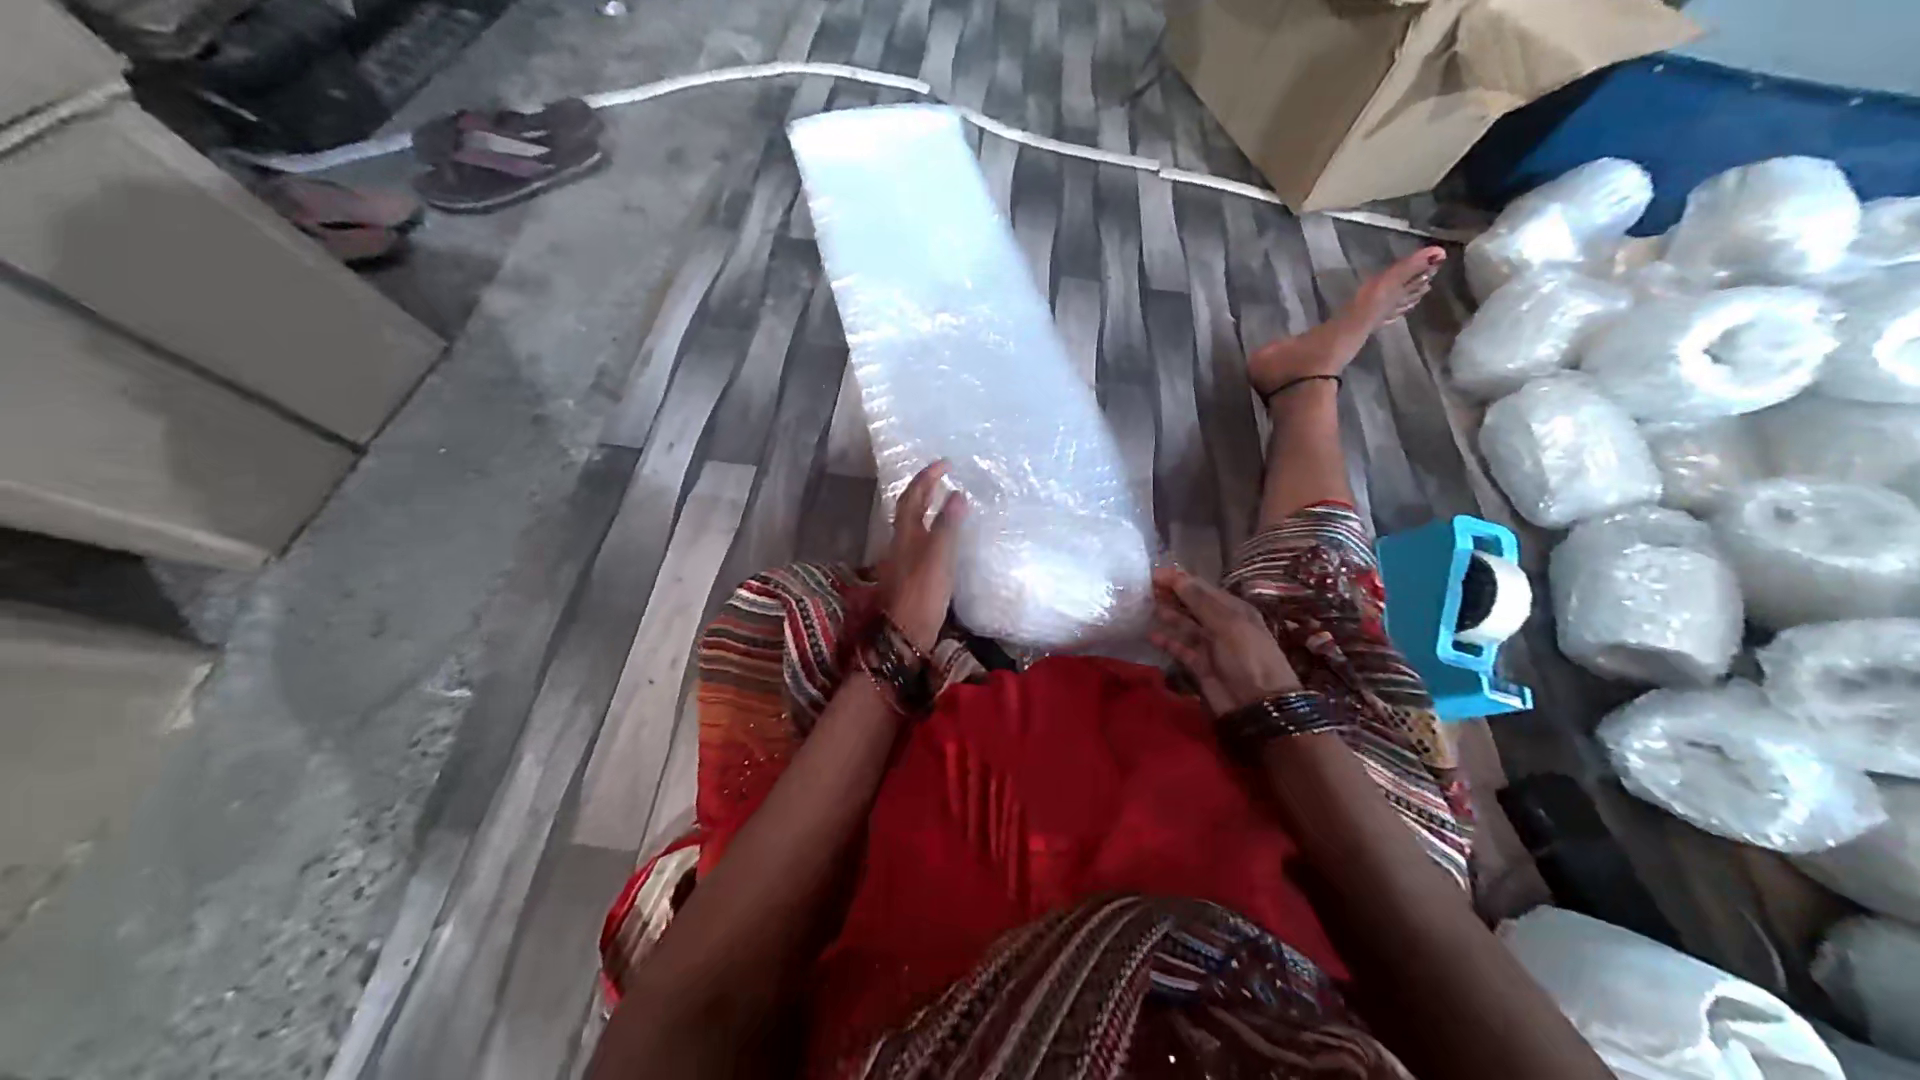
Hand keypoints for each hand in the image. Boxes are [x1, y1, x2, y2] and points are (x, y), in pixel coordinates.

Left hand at [878, 460, 966, 650]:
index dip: (927, 477)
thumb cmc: (922, 594)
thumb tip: (956, 494)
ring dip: (926, 509)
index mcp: (906, 534)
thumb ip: (947, 525)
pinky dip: (931, 529)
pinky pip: (919, 541)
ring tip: (944, 502)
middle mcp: (900, 543)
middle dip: (924, 489)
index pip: (914, 496)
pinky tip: (942, 539)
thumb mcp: (938, 557)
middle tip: (942, 477)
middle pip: (908, 508)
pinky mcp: (910, 576)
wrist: (904, 634)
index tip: (945, 463)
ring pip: (912, 525)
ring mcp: (903, 560)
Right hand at [1150, 565, 1300, 715]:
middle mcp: (1221, 624)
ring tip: (1144, 607)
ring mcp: (1210, 645)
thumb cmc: (1248, 658)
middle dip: (1170, 595)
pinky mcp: (1199, 665)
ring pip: (1184, 625)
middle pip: (1191, 605)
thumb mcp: (1227, 624)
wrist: (1258, 705)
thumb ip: (1200, 601)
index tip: (1153, 574)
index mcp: (1233, 609)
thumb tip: (1176, 576)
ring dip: (1167, 616)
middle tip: (1144, 589)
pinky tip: (1151, 635)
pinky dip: (1167, 642)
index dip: (1179, 579)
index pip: (1202, 588)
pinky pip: (1180, 649)